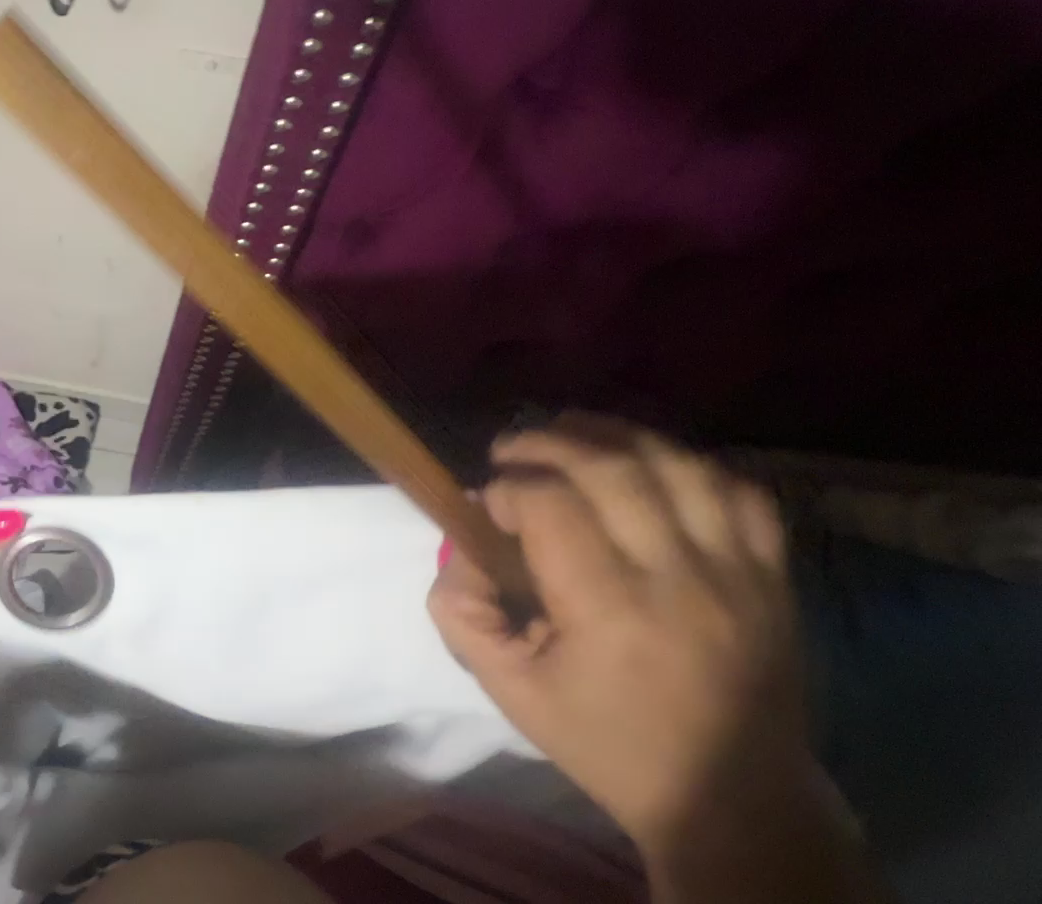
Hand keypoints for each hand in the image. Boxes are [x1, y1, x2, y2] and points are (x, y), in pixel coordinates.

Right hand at [428, 415, 807, 851]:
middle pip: (611, 466)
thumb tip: (462, 544)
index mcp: (610, 611)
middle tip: (512, 451)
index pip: (551, 504)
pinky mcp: (774, 576)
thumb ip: (462, 611)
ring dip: (612, 437)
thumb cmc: (605, 742)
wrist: (731, 798)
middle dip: (547, 442)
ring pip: (677, 463)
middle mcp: (680, 578)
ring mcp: (739, 573)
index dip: (507, 487)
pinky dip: (685, 464)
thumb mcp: (508, 689)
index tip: (489, 506)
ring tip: (569, 437)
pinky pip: (737, 489)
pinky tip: (646, 468)